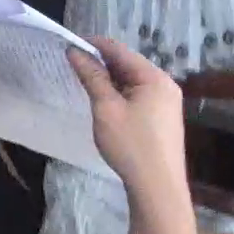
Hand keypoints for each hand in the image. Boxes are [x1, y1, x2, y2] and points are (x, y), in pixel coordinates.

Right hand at [67, 38, 189, 213]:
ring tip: (84, 84)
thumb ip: (91, 76)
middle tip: (72, 67)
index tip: (66, 46)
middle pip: (126, 63)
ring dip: (108, 79)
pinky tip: (104, 103)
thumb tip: (75, 51)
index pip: (118, 49)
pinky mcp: (162, 117)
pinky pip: (137, 94)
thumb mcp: (106, 107)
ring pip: (131, 80)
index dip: (91, 44)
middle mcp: (164, 85)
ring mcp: (166, 102)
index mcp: (154, 78)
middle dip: (99, 62)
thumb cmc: (130, 144)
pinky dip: (118, 93)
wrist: (158, 188)